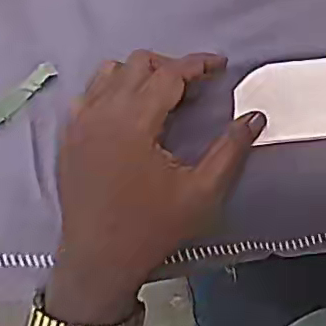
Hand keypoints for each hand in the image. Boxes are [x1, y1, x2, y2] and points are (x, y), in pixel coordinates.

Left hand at [49, 51, 265, 323]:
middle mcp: (102, 113)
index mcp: (134, 123)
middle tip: (198, 87)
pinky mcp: (70, 136)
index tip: (221, 65)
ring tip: (166, 95)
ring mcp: (80, 123)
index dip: (198, 64)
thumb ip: (231, 149)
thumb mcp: (202, 192)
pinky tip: (132, 111)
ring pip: (111, 72)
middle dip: (172, 66)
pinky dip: (114, 88)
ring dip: (142, 74)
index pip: (168, 74)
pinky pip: (91, 92)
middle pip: (139, 63)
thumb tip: (255, 116)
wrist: (99, 261)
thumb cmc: (152, 227)